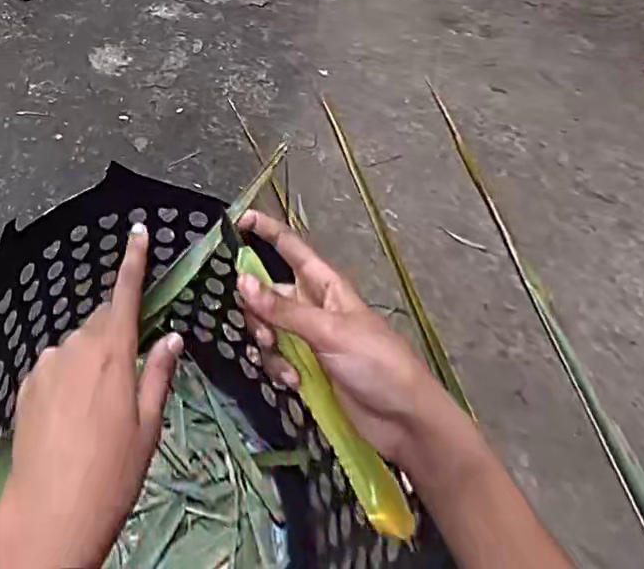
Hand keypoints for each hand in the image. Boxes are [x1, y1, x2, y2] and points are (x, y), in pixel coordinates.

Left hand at [0, 223, 183, 568]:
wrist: (49, 514)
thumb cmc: (111, 474)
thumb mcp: (147, 428)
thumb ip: (158, 374)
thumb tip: (171, 338)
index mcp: (112, 352)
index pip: (126, 293)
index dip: (133, 260)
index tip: (137, 233)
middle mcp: (76, 346)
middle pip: (100, 322)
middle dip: (115, 335)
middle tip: (125, 380)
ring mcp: (47, 361)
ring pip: (77, 346)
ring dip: (90, 361)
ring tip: (95, 412)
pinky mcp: (27, 380)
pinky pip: (55, 366)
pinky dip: (67, 378)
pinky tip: (70, 418)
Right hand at [233, 210, 462, 472]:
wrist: (406, 423)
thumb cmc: (378, 364)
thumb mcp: (329, 332)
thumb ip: (283, 309)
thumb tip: (241, 281)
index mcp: (323, 284)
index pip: (288, 246)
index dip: (264, 229)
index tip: (237, 220)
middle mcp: (311, 305)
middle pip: (266, 291)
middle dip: (257, 310)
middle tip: (264, 332)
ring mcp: (307, 337)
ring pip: (265, 326)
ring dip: (267, 344)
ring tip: (285, 367)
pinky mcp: (304, 366)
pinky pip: (274, 356)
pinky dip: (277, 368)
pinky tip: (294, 384)